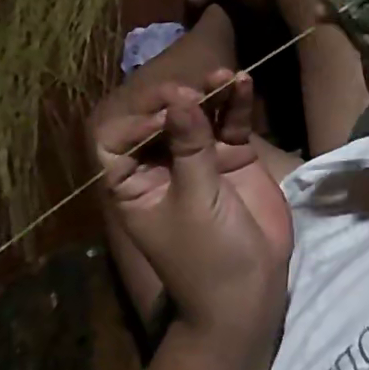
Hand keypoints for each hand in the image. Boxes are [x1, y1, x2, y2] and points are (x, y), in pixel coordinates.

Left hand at [90, 71, 291, 339]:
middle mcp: (164, 165)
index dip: (134, 122)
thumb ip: (190, 147)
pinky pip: (231, 122)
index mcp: (134, 184)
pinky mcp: (233, 156)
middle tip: (194, 92)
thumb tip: (180, 99)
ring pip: (200, 114)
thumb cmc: (208, 258)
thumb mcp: (194, 201)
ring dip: (210, 93)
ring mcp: (201, 158)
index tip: (163, 117)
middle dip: (175, 100)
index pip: (116, 140)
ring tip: (224, 76)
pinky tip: (243, 82)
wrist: (252, 292)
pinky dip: (236, 103)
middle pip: (161, 118)